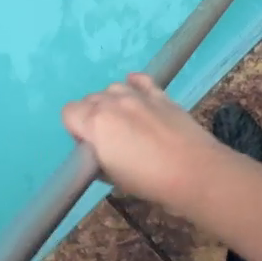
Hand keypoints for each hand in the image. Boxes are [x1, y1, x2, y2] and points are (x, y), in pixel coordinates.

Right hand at [62, 73, 233, 212]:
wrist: (192, 170)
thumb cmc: (147, 180)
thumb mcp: (111, 175)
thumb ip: (97, 155)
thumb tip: (98, 148)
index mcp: (96, 121)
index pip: (69, 112)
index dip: (75, 129)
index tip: (88, 147)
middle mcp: (113, 101)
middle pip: (90, 99)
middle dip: (92, 116)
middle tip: (107, 141)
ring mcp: (138, 94)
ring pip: (113, 88)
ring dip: (112, 103)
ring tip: (125, 124)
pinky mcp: (160, 94)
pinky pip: (139, 80)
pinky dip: (134, 85)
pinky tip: (137, 97)